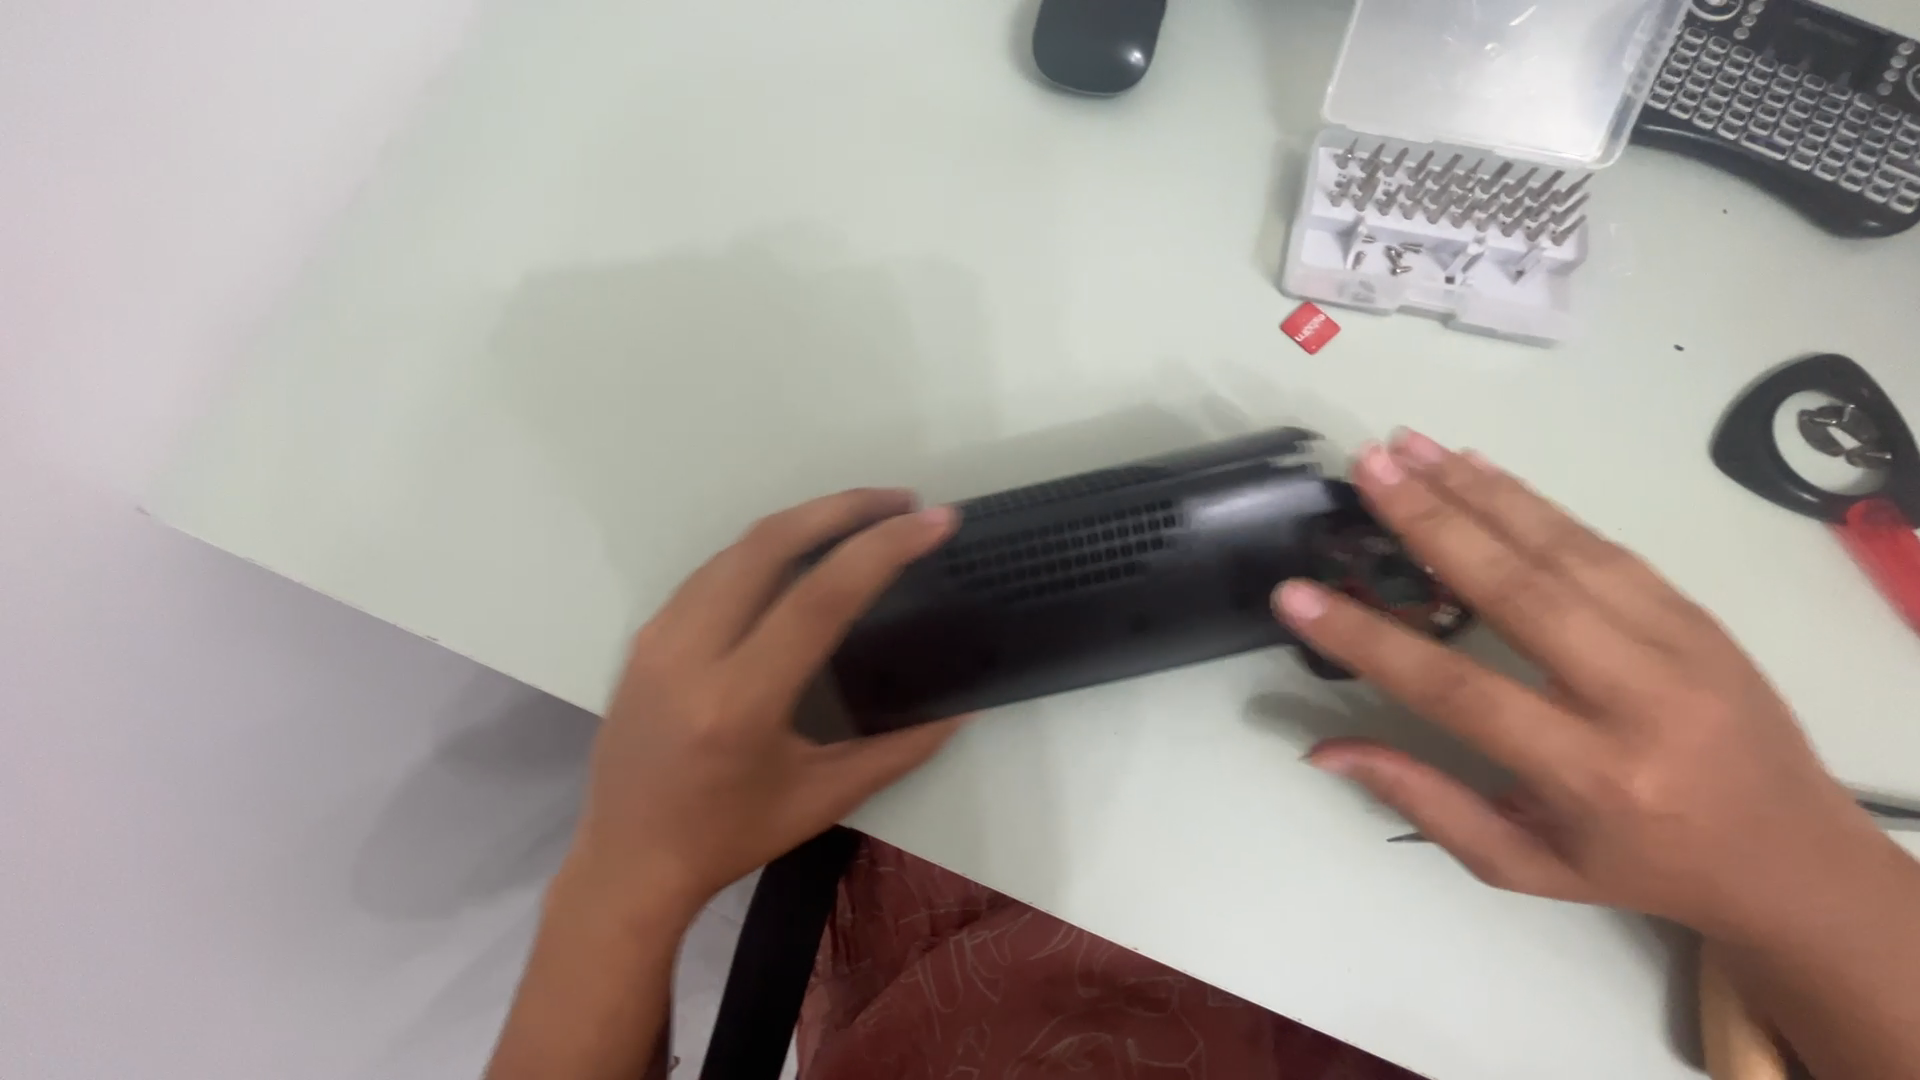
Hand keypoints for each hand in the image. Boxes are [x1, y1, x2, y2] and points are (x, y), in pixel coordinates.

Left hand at [561, 489, 964, 919]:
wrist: (627, 863)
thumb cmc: (731, 838)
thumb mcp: (824, 798)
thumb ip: (902, 750)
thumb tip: (963, 709)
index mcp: (739, 702)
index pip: (819, 598)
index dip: (884, 549)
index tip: (935, 522)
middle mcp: (690, 654)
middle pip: (770, 543)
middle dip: (844, 508)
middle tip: (903, 502)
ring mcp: (659, 637)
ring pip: (739, 546)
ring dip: (807, 519)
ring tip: (865, 517)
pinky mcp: (647, 635)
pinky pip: (715, 569)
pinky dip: (768, 546)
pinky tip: (805, 550)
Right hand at [1273, 431, 1887, 940]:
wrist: (1797, 859)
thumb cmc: (1636, 866)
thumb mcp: (1520, 864)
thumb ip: (1422, 801)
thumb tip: (1323, 751)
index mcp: (1591, 773)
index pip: (1455, 689)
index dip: (1367, 640)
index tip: (1296, 594)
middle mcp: (1640, 698)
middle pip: (1518, 592)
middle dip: (1430, 522)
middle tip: (1365, 468)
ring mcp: (1679, 643)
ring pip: (1561, 549)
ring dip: (1474, 490)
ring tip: (1404, 447)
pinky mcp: (1695, 612)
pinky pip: (1600, 542)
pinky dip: (1528, 498)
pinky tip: (1475, 465)